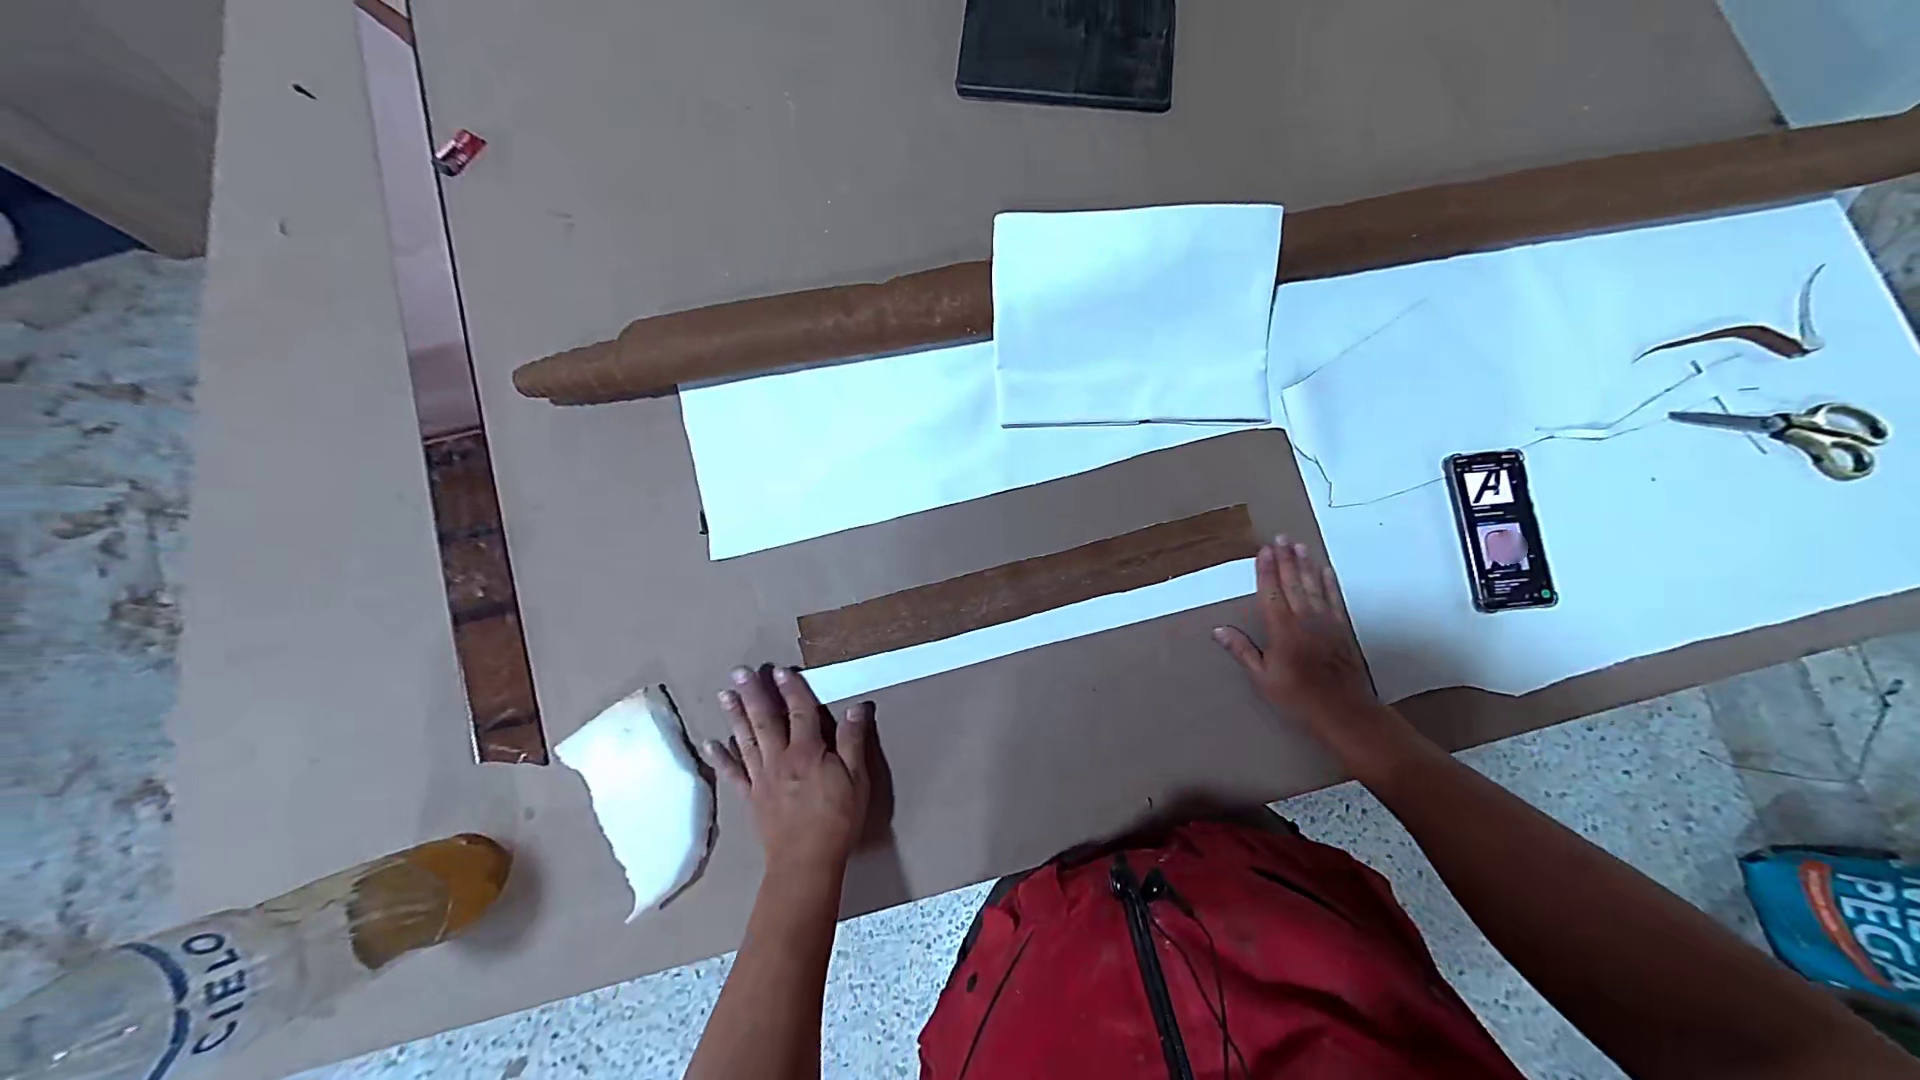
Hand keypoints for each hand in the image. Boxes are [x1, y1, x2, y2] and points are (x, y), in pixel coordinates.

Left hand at [703, 666, 872, 875]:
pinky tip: (712, 743)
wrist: (806, 862)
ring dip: (735, 715)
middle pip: (766, 719)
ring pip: (746, 739)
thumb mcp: (857, 779)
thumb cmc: (837, 820)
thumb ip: (853, 741)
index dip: (792, 689)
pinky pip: (734, 773)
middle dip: (754, 693)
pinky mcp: (751, 797)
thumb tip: (856, 708)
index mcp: (808, 751)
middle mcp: (780, 758)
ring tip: (725, 694)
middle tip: (740, 672)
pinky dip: (721, 757)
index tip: (781, 670)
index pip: (800, 711)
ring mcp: (762, 777)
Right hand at [1213, 536, 1378, 723]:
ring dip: (1305, 565)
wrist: (1343, 711)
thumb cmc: (1298, 697)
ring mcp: (1325, 623)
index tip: (1264, 551)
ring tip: (1300, 547)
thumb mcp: (1262, 678)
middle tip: (1282, 538)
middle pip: (1293, 583)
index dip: (1267, 570)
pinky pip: (1333, 599)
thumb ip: (1242, 651)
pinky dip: (1328, 583)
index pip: (1271, 592)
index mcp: (1282, 630)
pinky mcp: (1341, 630)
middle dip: (1286, 559)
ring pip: (1313, 586)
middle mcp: (1304, 621)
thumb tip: (1220, 631)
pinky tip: (1325, 571)